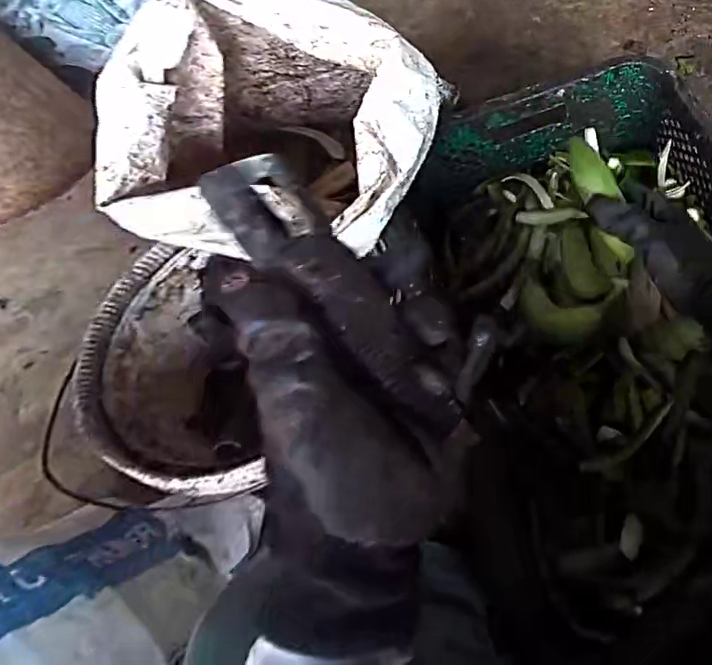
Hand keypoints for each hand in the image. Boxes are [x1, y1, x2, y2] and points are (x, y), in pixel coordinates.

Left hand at [200, 199, 495, 655]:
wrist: (380, 532)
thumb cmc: (327, 479)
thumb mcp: (302, 423)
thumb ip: (283, 354)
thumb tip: (233, 276)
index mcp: (314, 338)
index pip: (304, 268)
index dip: (290, 227)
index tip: (261, 179)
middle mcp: (359, 334)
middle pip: (376, 272)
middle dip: (393, 262)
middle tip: (388, 266)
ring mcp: (406, 352)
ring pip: (427, 300)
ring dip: (436, 312)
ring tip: (438, 359)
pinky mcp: (448, 372)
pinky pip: (470, 340)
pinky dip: (478, 344)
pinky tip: (475, 362)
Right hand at [589, 184, 711, 343]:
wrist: (710, 302)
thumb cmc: (682, 264)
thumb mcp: (651, 237)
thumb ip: (625, 218)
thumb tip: (591, 197)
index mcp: (667, 211)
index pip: (635, 192)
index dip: (613, 189)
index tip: (584, 191)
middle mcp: (666, 226)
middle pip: (634, 215)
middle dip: (610, 216)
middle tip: (578, 217)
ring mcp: (666, 249)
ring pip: (634, 237)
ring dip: (614, 238)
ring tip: (584, 239)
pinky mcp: (663, 272)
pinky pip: (637, 259)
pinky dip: (621, 259)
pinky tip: (605, 264)